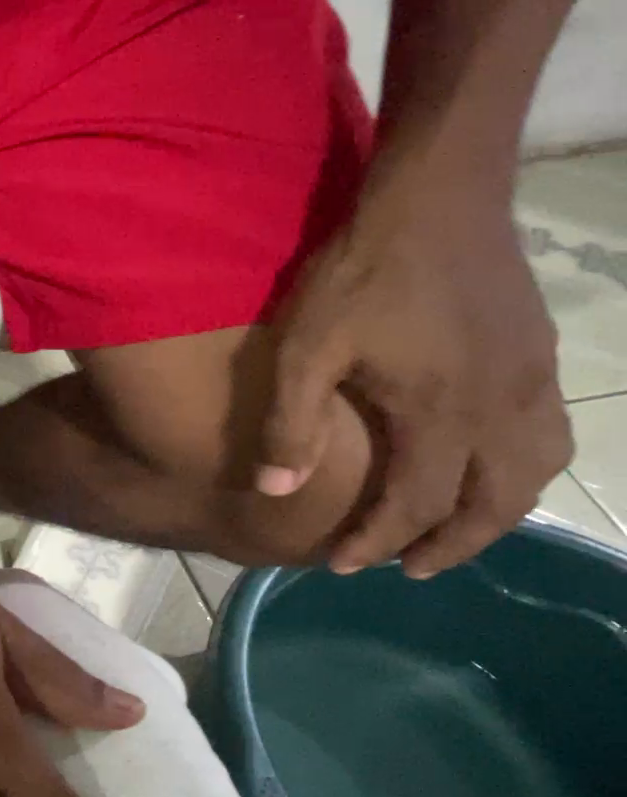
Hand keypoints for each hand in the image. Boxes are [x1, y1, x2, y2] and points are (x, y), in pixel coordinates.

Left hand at [259, 169, 571, 578]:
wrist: (436, 201)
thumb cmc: (360, 277)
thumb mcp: (304, 351)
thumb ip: (290, 424)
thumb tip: (276, 493)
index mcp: (443, 412)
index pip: (416, 504)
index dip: (377, 542)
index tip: (342, 566)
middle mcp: (503, 405)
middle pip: (494, 502)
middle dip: (448, 545)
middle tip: (402, 567)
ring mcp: (532, 378)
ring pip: (535, 471)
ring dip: (493, 514)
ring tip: (444, 534)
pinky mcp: (539, 354)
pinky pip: (547, 434)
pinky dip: (517, 473)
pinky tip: (480, 471)